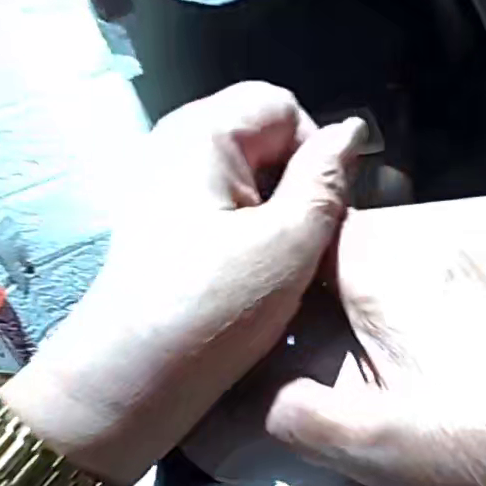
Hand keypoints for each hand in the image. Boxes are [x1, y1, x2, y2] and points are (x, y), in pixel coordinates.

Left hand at [3, 82, 363, 483]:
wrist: (134, 380)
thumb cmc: (214, 309)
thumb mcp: (288, 244)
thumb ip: (325, 183)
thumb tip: (351, 131)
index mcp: (202, 134)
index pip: (282, 105)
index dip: (316, 154)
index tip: (324, 216)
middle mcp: (175, 148)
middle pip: (263, 141)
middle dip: (298, 189)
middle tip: (307, 249)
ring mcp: (166, 193)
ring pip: (249, 185)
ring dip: (279, 221)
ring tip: (282, 271)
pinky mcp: (166, 233)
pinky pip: (226, 216)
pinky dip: (251, 240)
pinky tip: (254, 282)